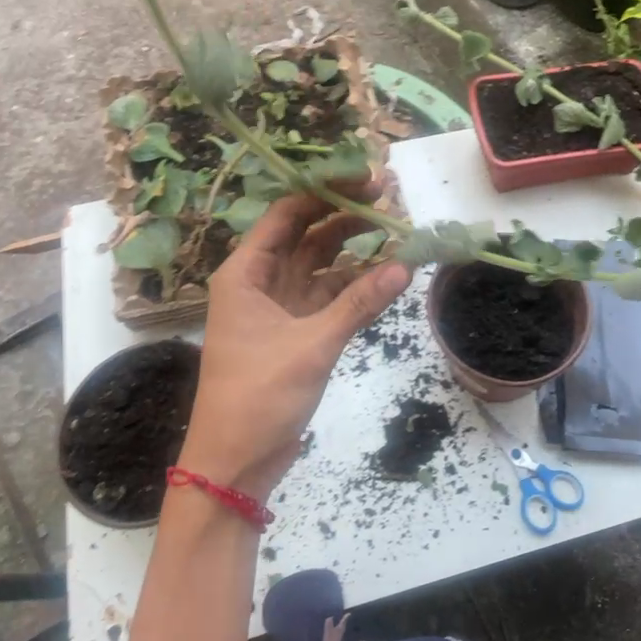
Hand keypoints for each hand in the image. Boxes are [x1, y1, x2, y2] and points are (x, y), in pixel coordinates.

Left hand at [181, 193, 411, 497]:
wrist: (235, 461)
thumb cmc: (258, 396)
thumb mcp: (311, 345)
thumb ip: (359, 303)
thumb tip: (405, 264)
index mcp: (245, 273)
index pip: (287, 213)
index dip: (325, 190)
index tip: (366, 178)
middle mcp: (259, 282)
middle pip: (306, 234)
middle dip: (345, 216)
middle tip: (389, 198)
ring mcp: (278, 308)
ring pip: (320, 265)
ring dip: (353, 250)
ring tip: (395, 231)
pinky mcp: (295, 333)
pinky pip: (328, 297)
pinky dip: (354, 286)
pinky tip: (385, 274)